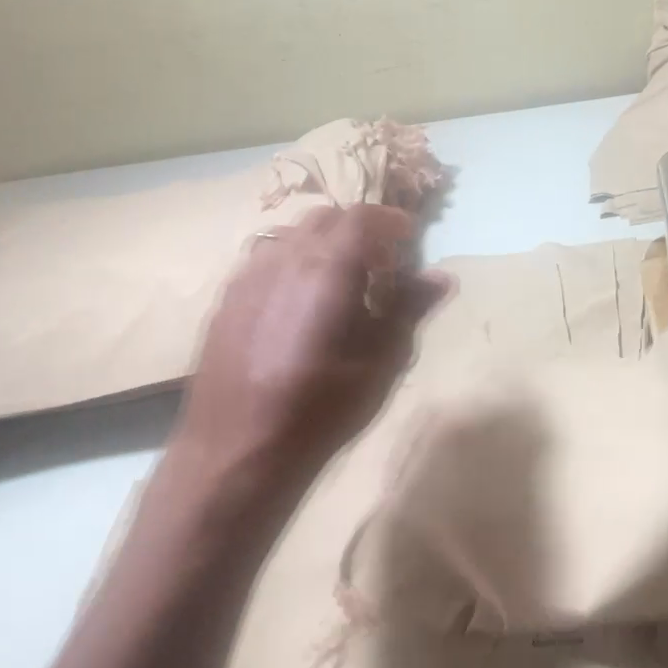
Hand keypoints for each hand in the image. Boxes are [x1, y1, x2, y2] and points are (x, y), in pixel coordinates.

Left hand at [168, 204, 450, 516]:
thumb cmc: (323, 407)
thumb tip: (442, 277)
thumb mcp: (382, 361)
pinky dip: (293, 266)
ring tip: (342, 284)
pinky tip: (302, 306)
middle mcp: (283, 260)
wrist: (238, 448)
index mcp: (328, 269)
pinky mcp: (225, 302)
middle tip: (382, 264)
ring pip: (290, 237)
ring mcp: (247, 279)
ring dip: (322, 246)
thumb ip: (409, 309)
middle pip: (324, 220)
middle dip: (358, 230)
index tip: (411, 237)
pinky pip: (264, 262)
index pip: (362, 218)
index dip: (391, 220)